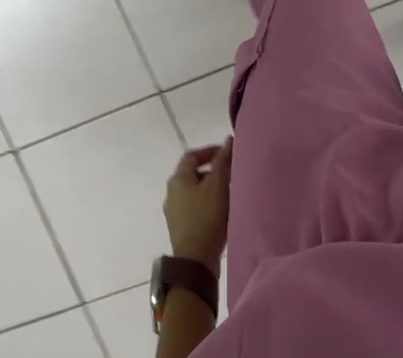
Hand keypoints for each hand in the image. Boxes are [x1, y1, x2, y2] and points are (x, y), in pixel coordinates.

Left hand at [164, 139, 230, 271]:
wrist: (196, 261)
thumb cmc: (207, 217)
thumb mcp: (218, 185)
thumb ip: (223, 161)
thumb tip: (228, 140)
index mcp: (177, 179)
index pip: (192, 156)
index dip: (210, 151)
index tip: (227, 153)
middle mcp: (171, 193)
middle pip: (193, 174)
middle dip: (212, 171)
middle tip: (231, 174)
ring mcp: (174, 212)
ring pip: (194, 192)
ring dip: (211, 189)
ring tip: (229, 193)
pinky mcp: (180, 228)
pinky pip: (194, 208)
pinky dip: (207, 204)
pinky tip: (221, 212)